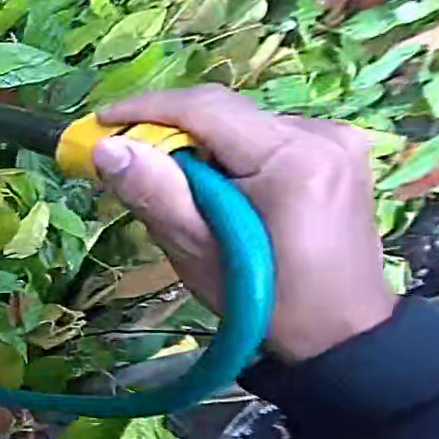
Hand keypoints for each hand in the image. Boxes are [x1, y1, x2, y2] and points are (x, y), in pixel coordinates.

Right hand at [91, 86, 397, 362]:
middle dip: (164, 127)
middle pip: (223, 112)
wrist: (340, 330)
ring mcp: (335, 140)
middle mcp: (321, 133)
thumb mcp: (194, 248)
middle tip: (118, 152)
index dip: (145, 108)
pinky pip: (259, 138)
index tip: (98, 122)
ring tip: (160, 177)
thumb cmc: (259, 296)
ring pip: (238, 124)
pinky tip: (206, 186)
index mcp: (291, 157)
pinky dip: (221, 153)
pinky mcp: (334, 153)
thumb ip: (153, 192)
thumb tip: (106, 147)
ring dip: (192, 143)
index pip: (205, 108)